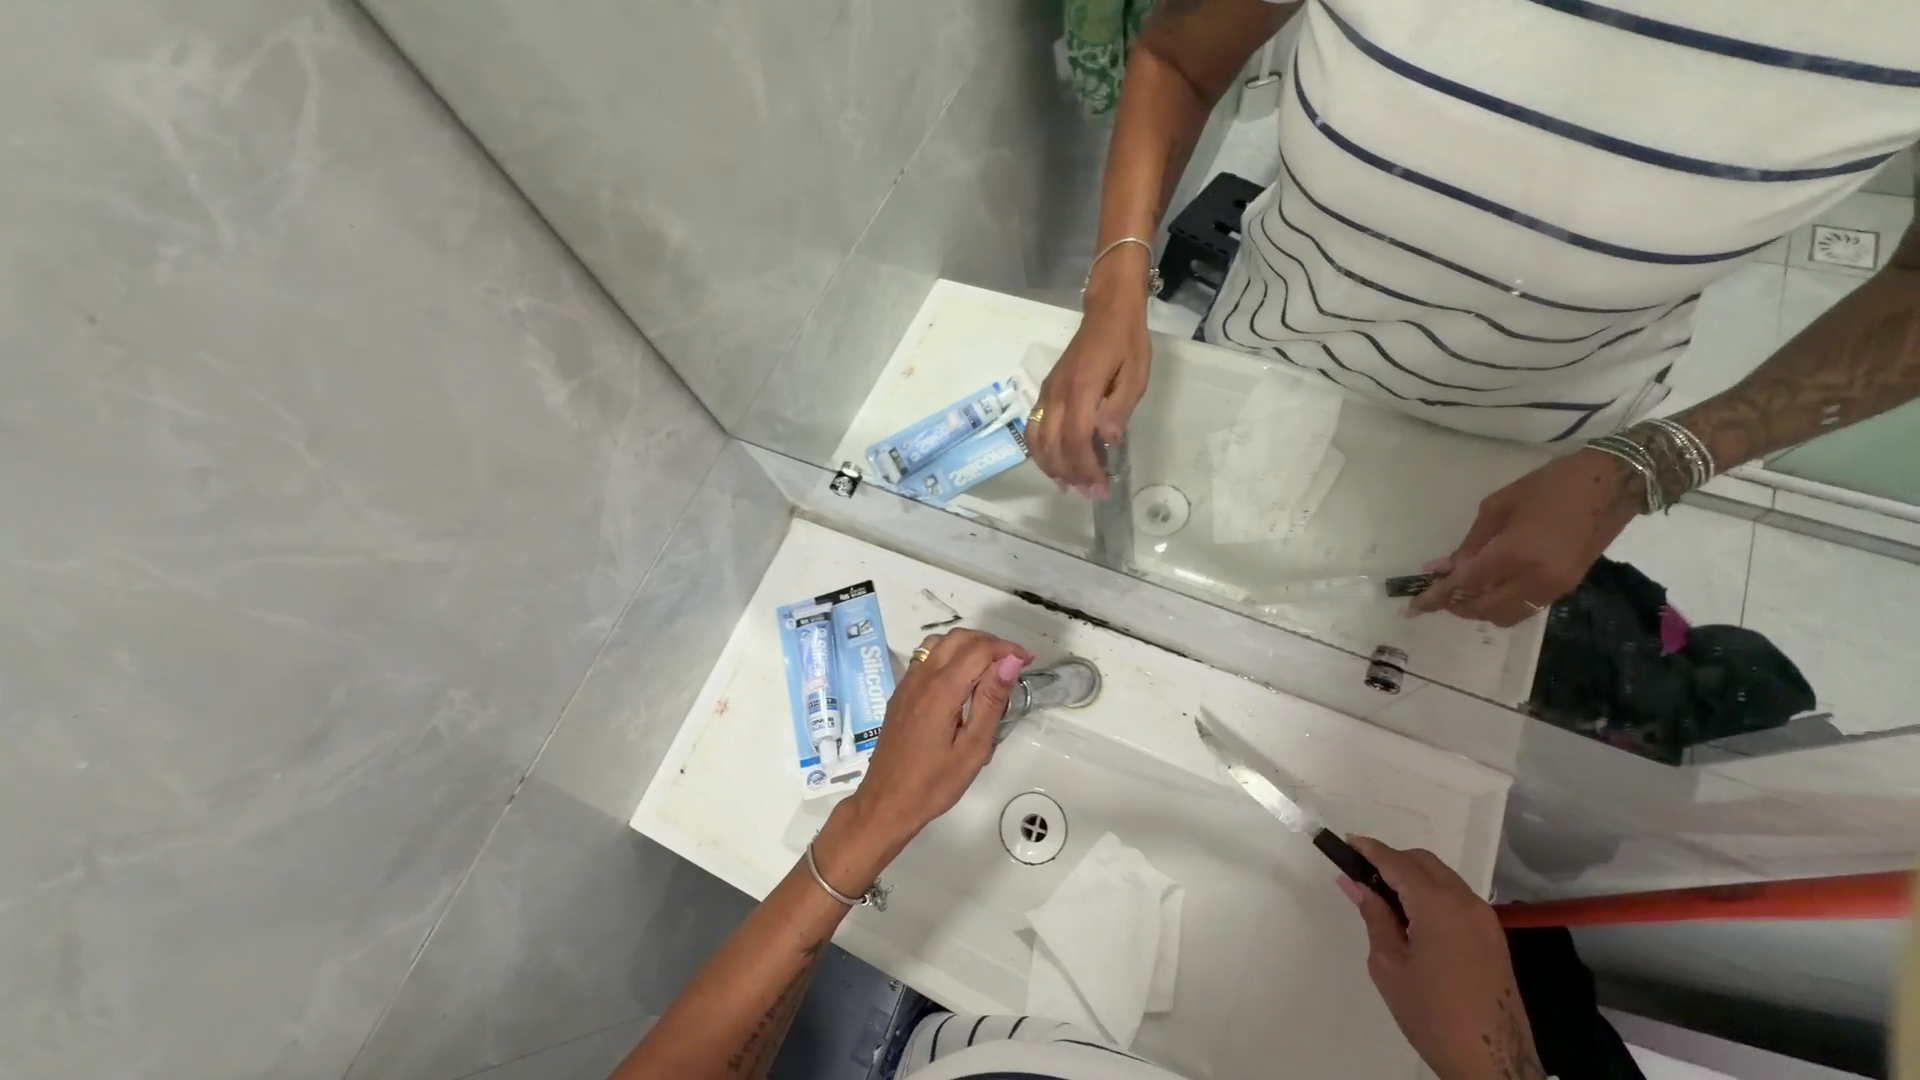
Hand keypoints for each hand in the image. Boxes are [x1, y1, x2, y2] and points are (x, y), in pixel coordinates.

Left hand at [840, 629, 1034, 853]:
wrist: (885, 803)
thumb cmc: (934, 783)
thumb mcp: (973, 748)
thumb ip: (991, 701)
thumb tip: (1009, 662)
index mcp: (941, 690)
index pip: (979, 649)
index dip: (1007, 649)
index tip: (1028, 660)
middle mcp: (921, 678)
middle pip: (958, 638)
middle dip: (990, 642)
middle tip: (1013, 663)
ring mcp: (907, 683)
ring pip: (939, 643)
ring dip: (968, 645)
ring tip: (991, 667)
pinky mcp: (901, 693)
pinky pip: (926, 657)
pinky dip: (950, 654)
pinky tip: (963, 680)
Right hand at [1028, 264, 1153, 496]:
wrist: (1107, 311)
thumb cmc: (1126, 342)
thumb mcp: (1136, 374)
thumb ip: (1120, 407)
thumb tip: (1109, 439)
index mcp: (1082, 389)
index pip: (1076, 439)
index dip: (1085, 468)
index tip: (1100, 487)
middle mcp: (1058, 394)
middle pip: (1053, 445)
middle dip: (1070, 474)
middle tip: (1090, 493)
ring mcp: (1048, 393)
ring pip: (1037, 440)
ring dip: (1051, 467)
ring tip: (1070, 485)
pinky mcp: (1046, 392)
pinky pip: (1034, 428)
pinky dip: (1040, 451)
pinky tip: (1055, 465)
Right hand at [1341, 837, 1544, 1079]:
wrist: (1493, 1063)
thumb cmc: (1432, 1015)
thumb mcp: (1390, 966)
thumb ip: (1375, 917)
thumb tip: (1356, 884)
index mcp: (1438, 906)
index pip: (1397, 863)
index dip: (1370, 849)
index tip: (1345, 842)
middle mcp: (1466, 903)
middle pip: (1424, 862)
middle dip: (1392, 860)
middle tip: (1362, 874)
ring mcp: (1485, 920)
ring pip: (1443, 878)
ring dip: (1413, 876)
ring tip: (1385, 898)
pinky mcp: (1494, 937)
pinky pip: (1457, 898)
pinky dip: (1432, 894)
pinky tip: (1414, 917)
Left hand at [1409, 448, 1640, 626]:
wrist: (1615, 483)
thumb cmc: (1550, 486)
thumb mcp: (1497, 507)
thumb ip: (1468, 544)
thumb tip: (1441, 568)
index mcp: (1514, 555)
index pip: (1465, 586)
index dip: (1436, 598)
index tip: (1413, 608)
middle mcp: (1535, 580)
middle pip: (1483, 609)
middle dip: (1455, 605)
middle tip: (1437, 593)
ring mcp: (1555, 587)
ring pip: (1505, 615)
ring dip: (1479, 608)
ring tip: (1462, 590)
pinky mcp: (1568, 587)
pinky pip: (1525, 608)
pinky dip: (1501, 603)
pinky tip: (1490, 587)